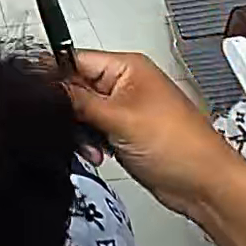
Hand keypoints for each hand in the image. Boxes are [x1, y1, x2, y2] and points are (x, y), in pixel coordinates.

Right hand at [66, 50, 245, 215]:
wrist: (204, 185)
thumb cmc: (182, 146)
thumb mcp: (120, 118)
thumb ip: (79, 102)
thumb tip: (49, 90)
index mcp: (127, 67)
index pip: (75, 60)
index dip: (56, 78)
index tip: (41, 98)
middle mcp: (124, 84)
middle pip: (76, 88)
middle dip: (71, 111)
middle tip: (76, 127)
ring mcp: (123, 108)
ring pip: (81, 112)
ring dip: (81, 131)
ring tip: (93, 146)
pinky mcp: (122, 131)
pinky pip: (92, 130)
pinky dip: (90, 143)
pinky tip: (99, 153)